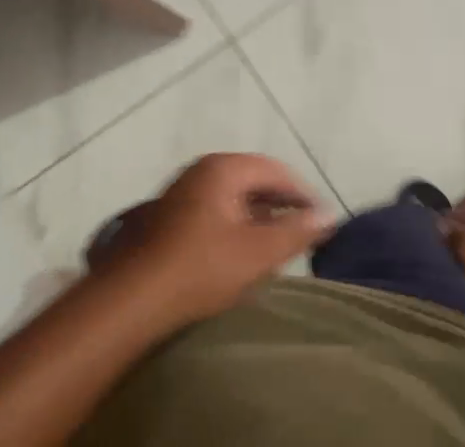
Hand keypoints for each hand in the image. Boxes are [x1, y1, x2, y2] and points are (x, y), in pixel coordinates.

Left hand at [110, 153, 333, 325]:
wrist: (135, 296)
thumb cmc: (202, 267)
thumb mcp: (258, 252)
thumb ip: (297, 231)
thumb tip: (328, 214)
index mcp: (223, 168)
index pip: (276, 170)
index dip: (303, 194)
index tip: (322, 222)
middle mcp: (201, 170)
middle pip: (253, 180)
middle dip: (281, 206)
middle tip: (303, 235)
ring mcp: (182, 191)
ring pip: (234, 197)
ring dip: (259, 217)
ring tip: (278, 247)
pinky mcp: (171, 215)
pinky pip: (216, 210)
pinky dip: (237, 225)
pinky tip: (244, 252)